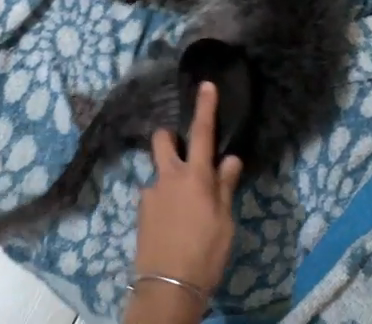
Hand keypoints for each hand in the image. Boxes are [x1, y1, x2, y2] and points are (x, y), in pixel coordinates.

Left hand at [128, 83, 243, 319]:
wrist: (167, 286)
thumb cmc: (205, 253)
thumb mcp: (225, 222)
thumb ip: (225, 187)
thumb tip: (230, 159)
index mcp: (194, 176)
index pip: (201, 133)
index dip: (205, 108)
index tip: (205, 85)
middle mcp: (168, 176)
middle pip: (162, 139)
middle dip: (169, 137)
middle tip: (182, 152)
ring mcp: (150, 193)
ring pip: (159, 172)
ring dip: (169, 179)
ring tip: (183, 209)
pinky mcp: (140, 211)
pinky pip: (154, 196)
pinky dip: (163, 202)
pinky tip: (172, 225)